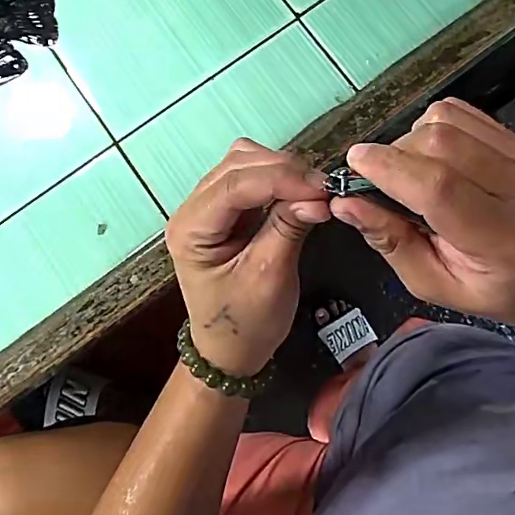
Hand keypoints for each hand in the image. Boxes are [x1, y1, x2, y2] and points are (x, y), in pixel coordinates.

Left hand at [166, 140, 330, 376]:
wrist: (229, 351)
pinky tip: (298, 191)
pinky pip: (249, 177)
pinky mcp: (224, 209)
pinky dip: (277, 178)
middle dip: (282, 169)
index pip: (234, 185)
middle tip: (323, 188)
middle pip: (236, 164)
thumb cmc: (244, 324)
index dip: (280, 178)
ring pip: (243, 162)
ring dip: (280, 169)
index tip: (321, 187)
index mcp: (191, 229)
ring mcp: (206, 206)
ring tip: (313, 190)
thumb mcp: (269, 279)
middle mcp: (191, 209)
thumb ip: (288, 229)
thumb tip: (319, 196)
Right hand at [331, 99, 514, 327]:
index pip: (440, 188)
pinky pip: (459, 113)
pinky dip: (430, 126)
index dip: (390, 168)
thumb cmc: (487, 287)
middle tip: (380, 178)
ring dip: (410, 139)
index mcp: (502, 241)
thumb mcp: (430, 283)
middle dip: (394, 154)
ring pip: (446, 122)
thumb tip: (345, 203)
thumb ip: (388, 241)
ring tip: (410, 169)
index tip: (354, 164)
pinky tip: (431, 155)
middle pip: (440, 143)